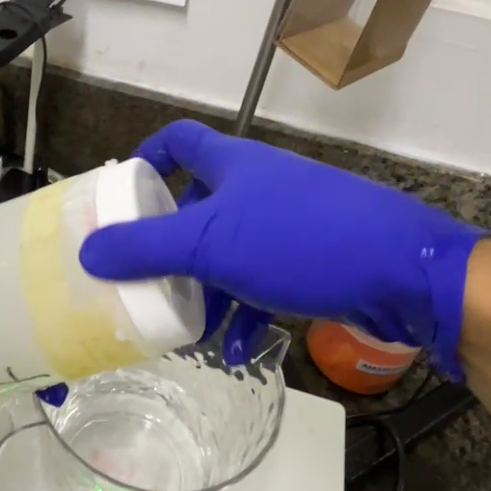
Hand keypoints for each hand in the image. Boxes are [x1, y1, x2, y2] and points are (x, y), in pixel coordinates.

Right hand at [78, 120, 483, 377]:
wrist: (403, 269)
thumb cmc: (296, 240)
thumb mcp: (209, 244)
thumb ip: (145, 248)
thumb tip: (87, 250)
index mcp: (231, 165)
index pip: (178, 140)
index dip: (147, 158)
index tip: (123, 194)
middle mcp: (259, 185)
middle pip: (200, 207)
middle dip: (173, 249)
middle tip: (150, 282)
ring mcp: (289, 221)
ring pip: (231, 252)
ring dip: (209, 291)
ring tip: (193, 333)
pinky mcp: (314, 257)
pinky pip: (264, 280)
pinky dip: (246, 310)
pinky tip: (240, 350)